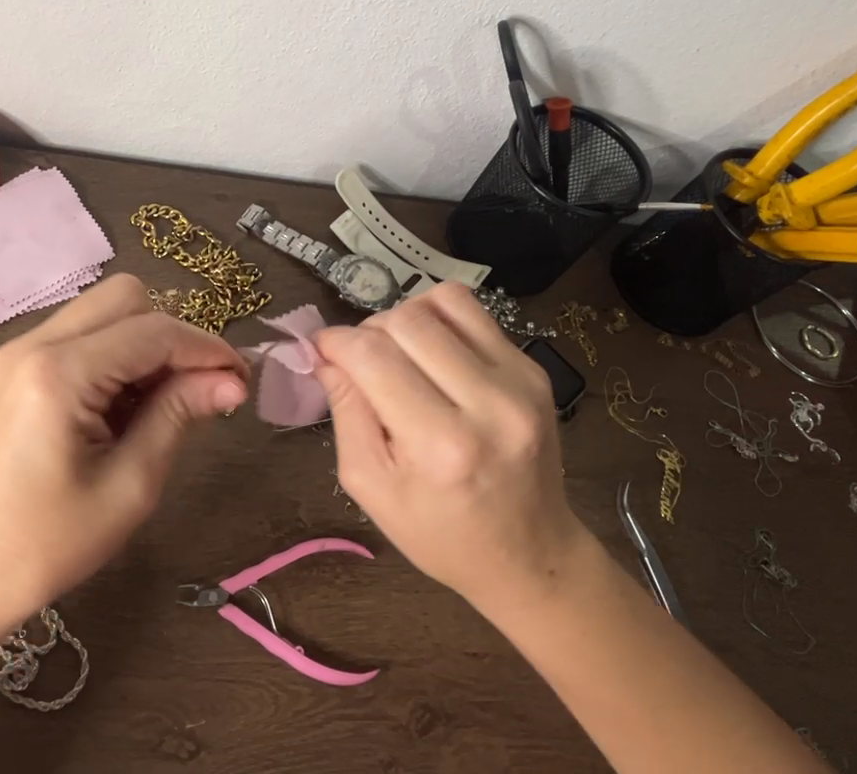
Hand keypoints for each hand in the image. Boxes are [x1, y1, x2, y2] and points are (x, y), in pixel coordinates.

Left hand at [0, 274, 247, 650]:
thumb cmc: (46, 547)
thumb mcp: (128, 487)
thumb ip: (178, 417)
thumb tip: (232, 381)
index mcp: (58, 374)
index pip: (153, 331)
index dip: (206, 349)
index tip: (242, 380)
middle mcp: (32, 345)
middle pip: (124, 298)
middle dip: (172, 335)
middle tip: (197, 391)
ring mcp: (16, 353)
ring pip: (101, 311)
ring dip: (143, 343)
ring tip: (160, 406)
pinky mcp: (12, 369)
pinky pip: (78, 335)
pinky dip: (113, 354)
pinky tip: (122, 407)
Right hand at [314, 283, 585, 609]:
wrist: (529, 553)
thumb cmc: (439, 533)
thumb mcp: (372, 488)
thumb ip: (346, 414)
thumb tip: (325, 354)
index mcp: (441, 446)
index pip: (374, 357)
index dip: (336, 342)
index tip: (322, 350)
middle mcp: (488, 404)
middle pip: (406, 321)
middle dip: (368, 330)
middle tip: (359, 360)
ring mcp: (519, 381)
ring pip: (442, 302)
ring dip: (405, 318)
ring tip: (398, 353)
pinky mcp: (534, 369)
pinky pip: (473, 313)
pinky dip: (439, 321)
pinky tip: (431, 354)